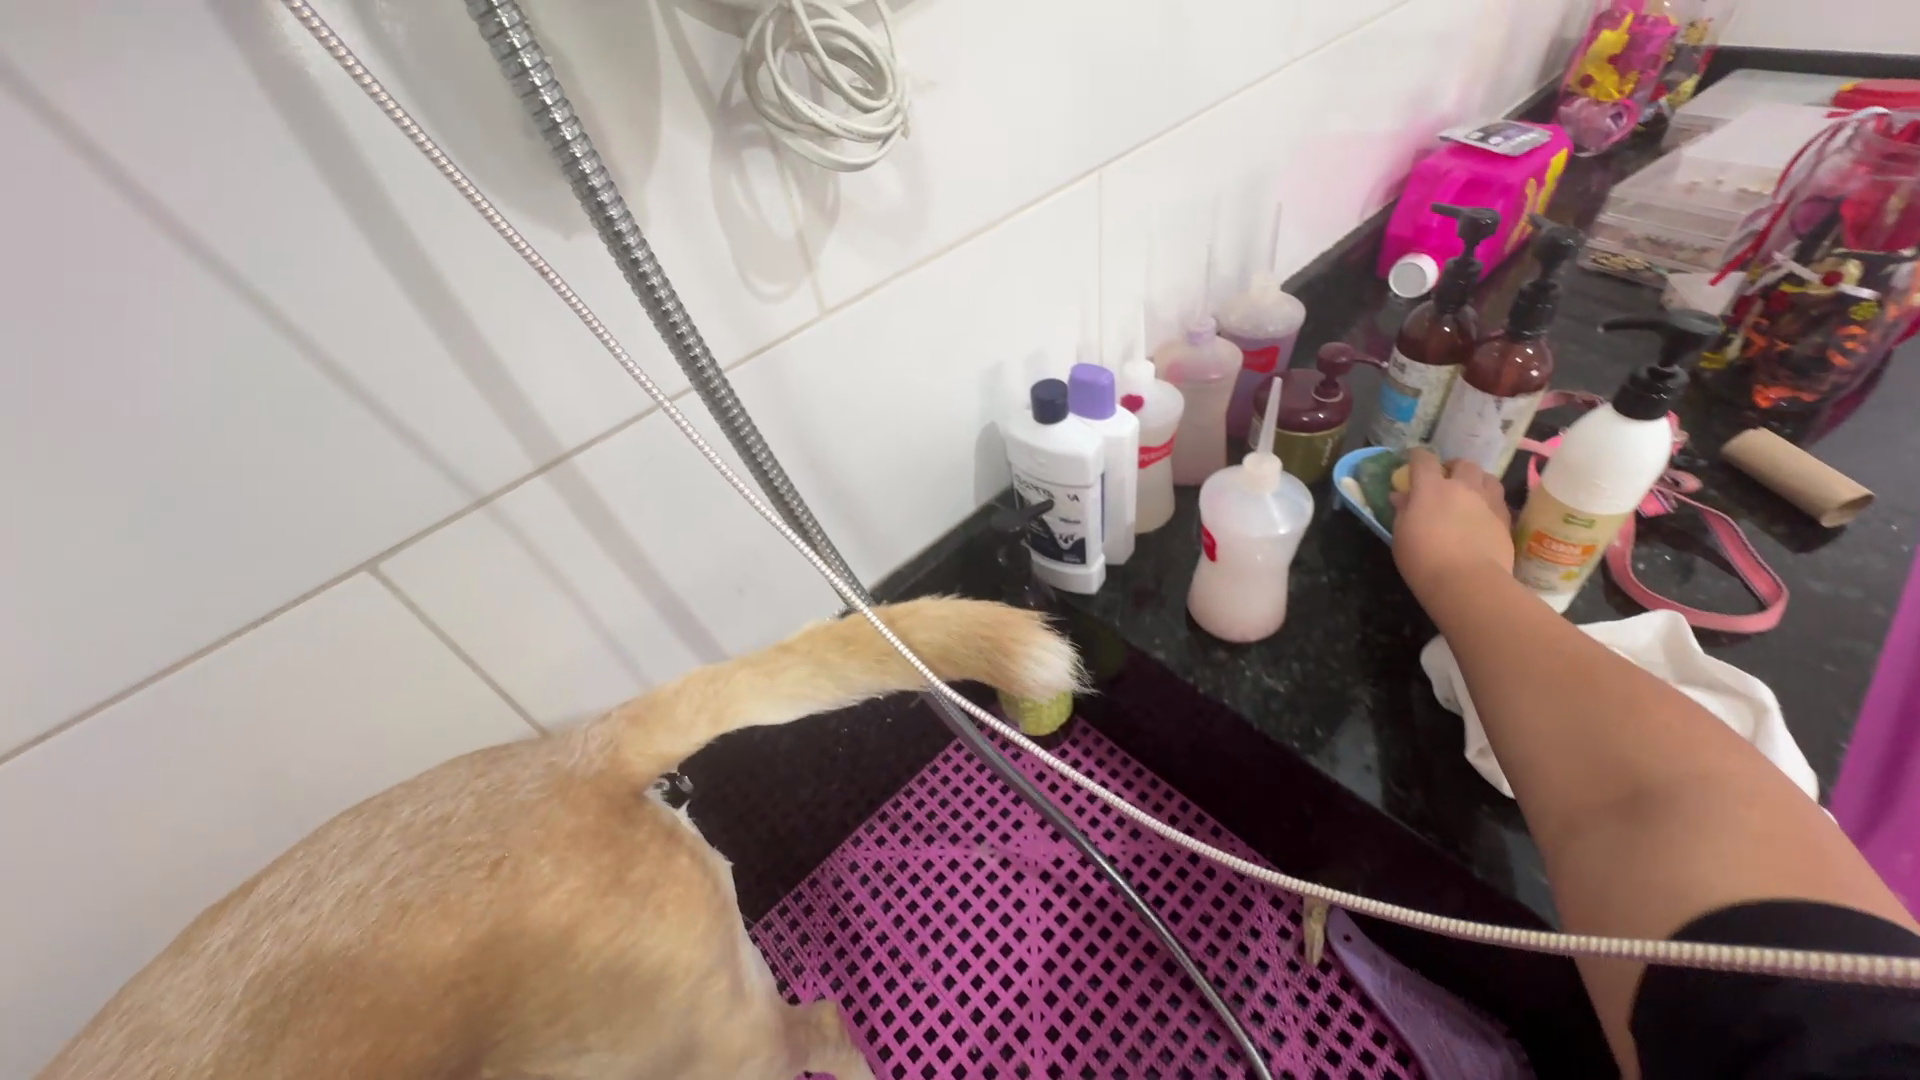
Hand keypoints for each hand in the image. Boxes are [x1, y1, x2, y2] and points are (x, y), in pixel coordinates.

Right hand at [1390, 447, 1513, 598]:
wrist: (1468, 581)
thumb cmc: (1423, 559)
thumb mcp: (1401, 535)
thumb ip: (1403, 511)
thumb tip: (1402, 496)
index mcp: (1431, 488)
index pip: (1423, 459)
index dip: (1416, 456)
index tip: (1411, 460)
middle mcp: (1462, 487)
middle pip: (1462, 464)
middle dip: (1452, 468)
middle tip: (1444, 480)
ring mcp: (1488, 502)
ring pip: (1487, 478)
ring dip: (1476, 480)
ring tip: (1469, 493)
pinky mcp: (1505, 519)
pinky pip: (1498, 500)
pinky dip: (1488, 501)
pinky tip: (1481, 515)